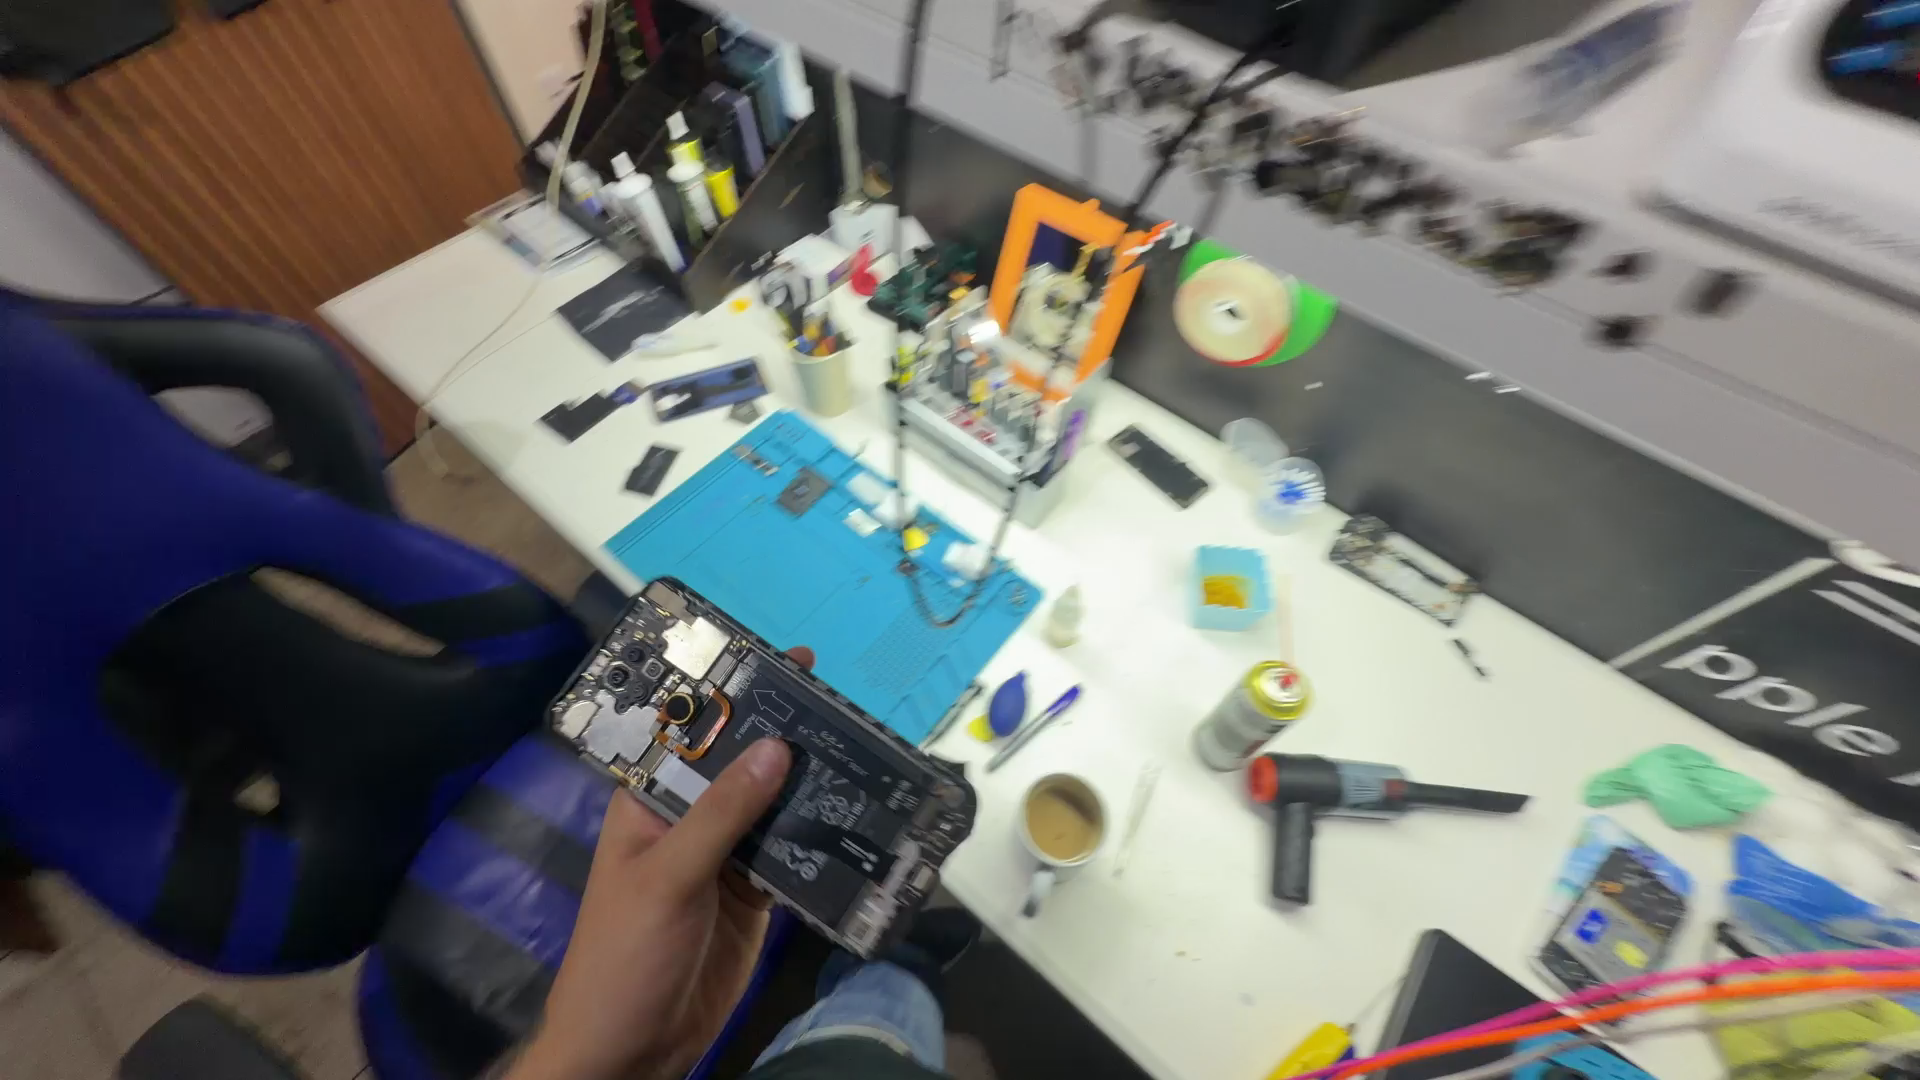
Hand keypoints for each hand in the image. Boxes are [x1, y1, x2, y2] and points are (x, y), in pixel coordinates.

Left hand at [511, 648, 814, 1079]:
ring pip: (774, 800)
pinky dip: (820, 830)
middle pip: (744, 761)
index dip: (735, 693)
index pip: (695, 732)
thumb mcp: (668, 876)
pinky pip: (792, 846)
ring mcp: (729, 851)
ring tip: (858, 744)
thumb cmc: (625, 953)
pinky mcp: (758, 887)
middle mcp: (694, 815)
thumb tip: (778, 747)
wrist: (632, 1053)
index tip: (784, 662)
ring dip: (809, 778)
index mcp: (655, 800)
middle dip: (785, 730)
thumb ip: (722, 814)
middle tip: (837, 701)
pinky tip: (856, 809)